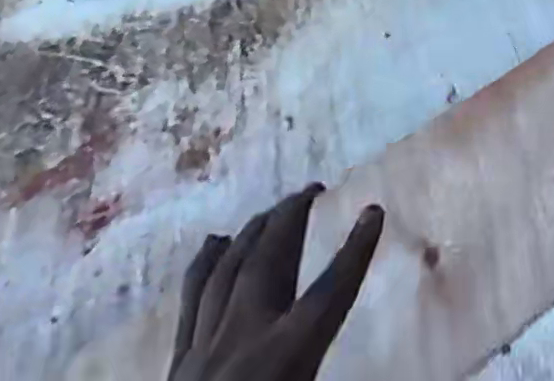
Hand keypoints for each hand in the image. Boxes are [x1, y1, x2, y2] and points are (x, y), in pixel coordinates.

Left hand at [168, 185, 384, 380]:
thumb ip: (319, 364)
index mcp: (287, 359)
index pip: (332, 290)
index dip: (358, 248)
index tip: (374, 210)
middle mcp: (246, 341)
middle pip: (272, 259)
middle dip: (293, 216)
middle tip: (313, 188)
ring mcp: (205, 349)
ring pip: (230, 268)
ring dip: (255, 229)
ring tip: (275, 207)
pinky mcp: (179, 363)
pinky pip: (194, 298)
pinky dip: (207, 263)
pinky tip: (215, 241)